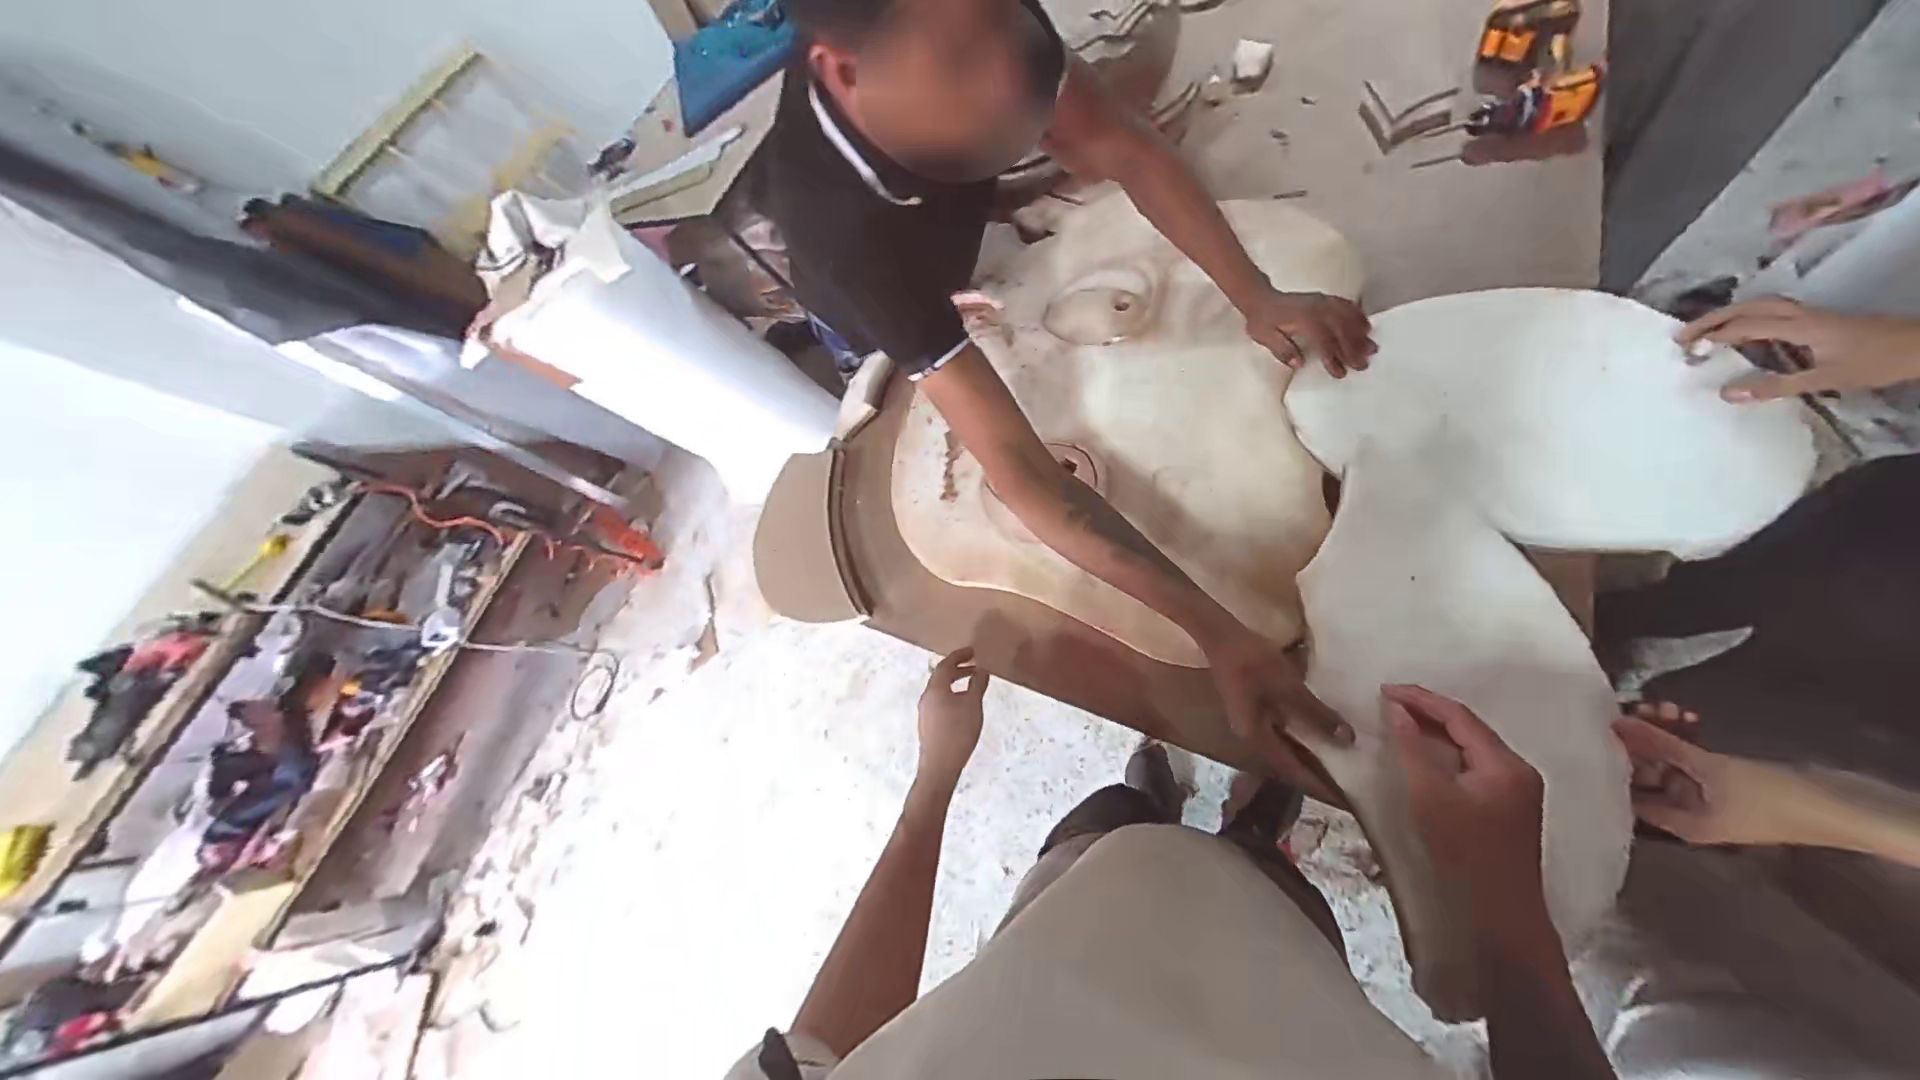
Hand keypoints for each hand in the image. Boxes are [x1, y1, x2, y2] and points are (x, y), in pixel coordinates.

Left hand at [916, 648, 988, 790]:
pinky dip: (952, 694)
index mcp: (935, 689)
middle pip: (940, 676)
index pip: (945, 665)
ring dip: (955, 682)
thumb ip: (977, 685)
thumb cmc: (958, 733)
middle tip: (973, 664)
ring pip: (940, 689)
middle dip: (957, 668)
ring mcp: (925, 711)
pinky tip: (963, 704)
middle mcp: (927, 697)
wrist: (939, 766)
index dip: (959, 655)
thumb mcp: (973, 706)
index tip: (971, 651)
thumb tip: (981, 670)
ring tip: (971, 682)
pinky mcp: (928, 723)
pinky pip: (939, 700)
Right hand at [1204, 624, 1352, 781]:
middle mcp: (1251, 735)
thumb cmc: (1252, 661)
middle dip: (1316, 772)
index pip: (1293, 771)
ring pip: (1286, 746)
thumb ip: (1316, 714)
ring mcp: (1251, 721)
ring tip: (1339, 758)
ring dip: (1309, 754)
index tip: (1347, 802)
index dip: (1320, 785)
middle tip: (1349, 782)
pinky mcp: (1253, 707)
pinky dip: (1302, 736)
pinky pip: (1283, 730)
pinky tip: (1318, 729)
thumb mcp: (1288, 687)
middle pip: (1288, 762)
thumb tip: (1348, 740)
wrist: (1220, 636)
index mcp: (1256, 736)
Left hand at [1239, 285, 1375, 378]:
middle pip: (1341, 330)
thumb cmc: (1261, 320)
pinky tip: (1366, 325)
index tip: (1340, 373)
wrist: (1260, 299)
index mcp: (1303, 320)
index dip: (1333, 358)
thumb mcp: (1265, 338)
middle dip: (1353, 349)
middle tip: (1363, 365)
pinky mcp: (1324, 300)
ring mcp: (1322, 302)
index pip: (1323, 341)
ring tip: (1371, 348)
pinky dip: (1358, 315)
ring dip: (1361, 334)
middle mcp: (1316, 309)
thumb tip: (1298, 363)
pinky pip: (1346, 305)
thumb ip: (1282, 350)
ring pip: (1348, 317)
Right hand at [1385, 685, 1544, 899]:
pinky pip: (1471, 760)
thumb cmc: (1462, 850)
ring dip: (1435, 728)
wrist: (1499, 913)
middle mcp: (1518, 770)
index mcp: (1506, 764)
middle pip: (1469, 726)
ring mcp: (1516, 788)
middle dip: (1428, 710)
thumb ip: (1411, 747)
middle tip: (1388, 701)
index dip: (1420, 699)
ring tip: (1398, 718)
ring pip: (1470, 743)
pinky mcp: (1506, 804)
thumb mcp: (1428, 794)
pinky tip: (1422, 747)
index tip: (1384, 689)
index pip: (1459, 716)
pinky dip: (1444, 747)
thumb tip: (1396, 708)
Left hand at [1612, 712, 1801, 844]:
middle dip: (1639, 738)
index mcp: (1677, 821)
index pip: (1623, 792)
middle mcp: (1685, 810)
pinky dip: (1687, 734)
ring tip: (1663, 705)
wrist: (1855, 807)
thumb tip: (1614, 722)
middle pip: (1644, 770)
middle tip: (1636, 707)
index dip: (1608, 762)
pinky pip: (1693, 754)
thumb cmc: (1778, 799)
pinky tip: (1688, 713)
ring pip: (1667, 758)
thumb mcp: (1711, 769)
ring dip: (1662, 730)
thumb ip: (1659, 745)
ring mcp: (1706, 794)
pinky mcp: (1726, 778)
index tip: (1598, 732)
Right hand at [1676, 297, 1919, 401]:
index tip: (1687, 349)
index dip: (1714, 335)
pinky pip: (1776, 312)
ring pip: (1765, 305)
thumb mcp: (1827, 378)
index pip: (1747, 325)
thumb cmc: (1881, 362)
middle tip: (1684, 334)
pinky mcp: (1822, 321)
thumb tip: (1725, 393)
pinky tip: (1743, 334)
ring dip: (1731, 314)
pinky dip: (1750, 318)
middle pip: (1753, 306)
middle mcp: (1806, 315)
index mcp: (1803, 327)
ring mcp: (1816, 316)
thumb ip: (1775, 386)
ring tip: (1707, 331)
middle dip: (1715, 317)